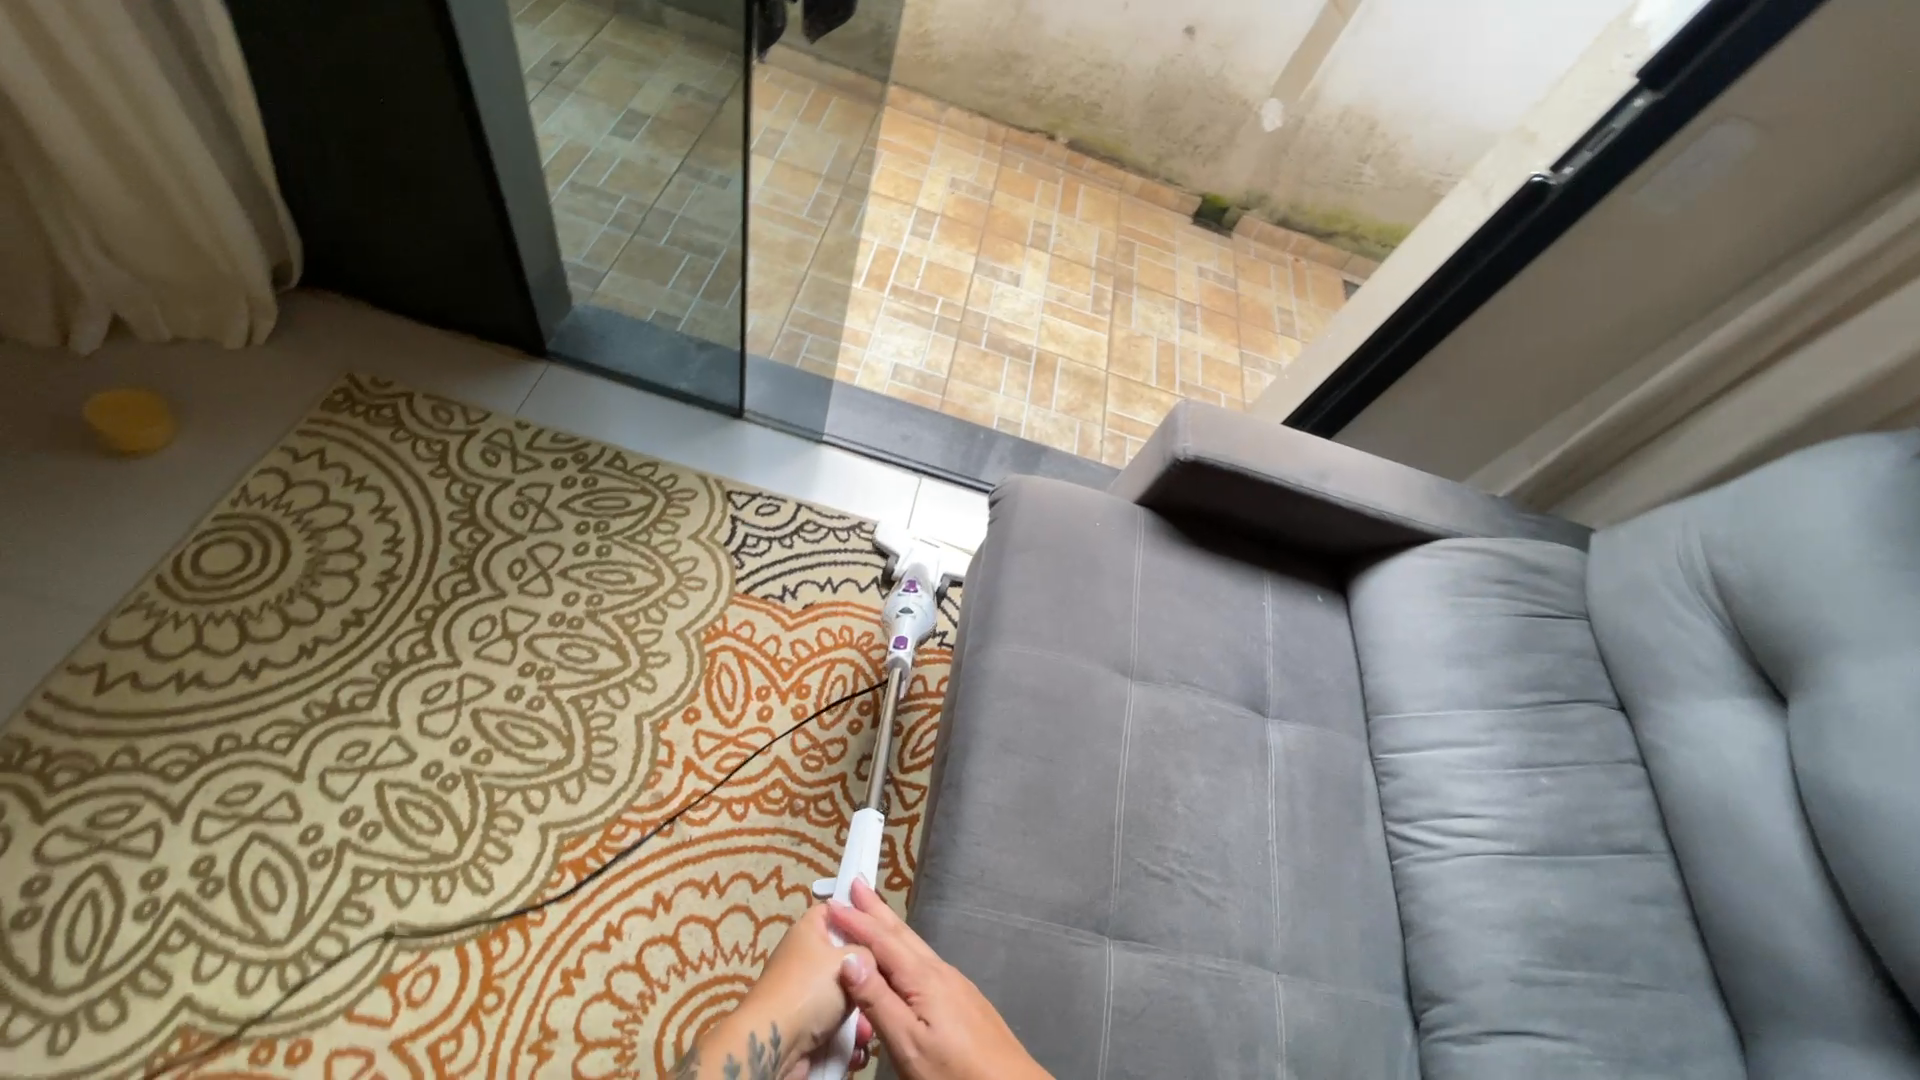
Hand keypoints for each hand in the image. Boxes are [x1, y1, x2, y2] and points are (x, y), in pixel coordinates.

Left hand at [691, 902, 876, 1077]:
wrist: (774, 1045)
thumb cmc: (810, 990)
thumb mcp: (852, 959)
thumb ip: (871, 951)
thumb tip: (871, 960)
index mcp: (808, 930)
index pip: (834, 909)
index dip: (857, 914)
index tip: (881, 928)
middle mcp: (804, 957)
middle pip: (846, 957)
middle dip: (866, 979)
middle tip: (879, 986)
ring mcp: (804, 993)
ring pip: (845, 997)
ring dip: (860, 1015)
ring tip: (866, 1028)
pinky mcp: (805, 1025)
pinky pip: (835, 1024)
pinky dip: (848, 1036)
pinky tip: (856, 1045)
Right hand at [830, 879, 1051, 1079]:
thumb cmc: (956, 1071)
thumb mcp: (908, 1043)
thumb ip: (877, 1001)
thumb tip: (849, 959)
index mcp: (923, 979)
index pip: (882, 942)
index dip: (856, 922)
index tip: (833, 904)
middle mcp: (939, 972)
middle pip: (901, 934)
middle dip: (876, 910)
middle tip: (857, 884)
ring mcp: (954, 984)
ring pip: (914, 946)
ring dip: (890, 926)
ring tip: (873, 913)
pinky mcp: (961, 999)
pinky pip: (924, 961)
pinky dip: (905, 948)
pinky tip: (902, 958)